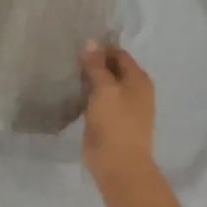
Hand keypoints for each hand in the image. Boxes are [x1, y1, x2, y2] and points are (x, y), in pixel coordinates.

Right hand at [80, 43, 155, 173]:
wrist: (119, 164)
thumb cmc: (115, 122)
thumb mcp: (104, 89)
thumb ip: (96, 65)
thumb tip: (89, 42)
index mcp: (139, 79)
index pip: (119, 54)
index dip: (101, 48)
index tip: (77, 46)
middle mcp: (134, 90)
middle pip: (113, 69)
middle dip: (94, 63)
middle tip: (69, 57)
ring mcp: (123, 107)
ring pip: (105, 86)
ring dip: (90, 80)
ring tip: (67, 72)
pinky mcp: (111, 121)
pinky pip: (99, 101)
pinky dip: (88, 95)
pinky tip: (72, 92)